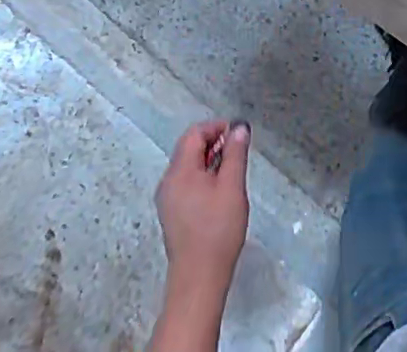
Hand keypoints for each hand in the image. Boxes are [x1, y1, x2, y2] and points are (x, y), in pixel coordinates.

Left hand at [155, 120, 251, 296]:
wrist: (198, 279)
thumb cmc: (218, 230)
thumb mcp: (232, 187)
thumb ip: (235, 154)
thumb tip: (239, 127)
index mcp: (180, 169)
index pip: (194, 133)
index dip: (216, 128)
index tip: (238, 134)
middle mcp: (168, 179)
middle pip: (188, 147)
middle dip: (212, 142)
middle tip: (237, 151)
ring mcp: (167, 197)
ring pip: (187, 165)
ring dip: (207, 160)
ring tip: (230, 170)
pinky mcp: (171, 213)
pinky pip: (185, 182)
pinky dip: (201, 176)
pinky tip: (217, 191)